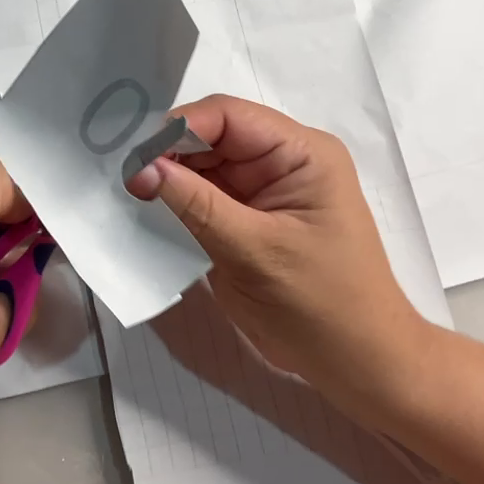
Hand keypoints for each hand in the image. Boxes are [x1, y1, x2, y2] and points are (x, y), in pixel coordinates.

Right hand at [126, 95, 432, 409]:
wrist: (359, 366)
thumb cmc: (321, 306)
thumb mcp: (254, 251)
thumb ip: (195, 204)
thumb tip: (140, 167)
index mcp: (300, 153)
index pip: (227, 117)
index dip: (178, 128)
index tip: (135, 158)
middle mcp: (281, 160)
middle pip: (209, 136)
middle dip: (166, 153)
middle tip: (124, 179)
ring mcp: (262, 189)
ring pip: (200, 164)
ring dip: (166, 177)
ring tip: (127, 193)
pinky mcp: (246, 217)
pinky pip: (202, 194)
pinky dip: (174, 201)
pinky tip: (146, 210)